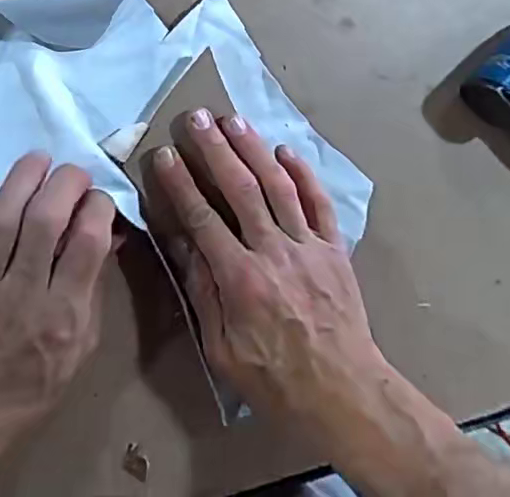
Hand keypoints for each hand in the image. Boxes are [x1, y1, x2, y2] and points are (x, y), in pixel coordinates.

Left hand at [0, 153, 116, 471]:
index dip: (100, 205)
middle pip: (45, 218)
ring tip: (39, 160)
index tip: (100, 199)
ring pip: (2, 215)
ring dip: (24, 177)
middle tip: (74, 173)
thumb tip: (110, 231)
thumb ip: (95, 284)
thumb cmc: (35, 380)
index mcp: (63, 313)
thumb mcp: (84, 342)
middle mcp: (22, 292)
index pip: (88, 240)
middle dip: (66, 182)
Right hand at [149, 111, 509, 496]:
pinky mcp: (334, 246)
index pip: (202, 219)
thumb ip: (203, 292)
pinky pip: (318, 201)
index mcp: (241, 279)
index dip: (181, 184)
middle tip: (198, 118)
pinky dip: (303, 172)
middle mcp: (274, 251)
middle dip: (216, 149)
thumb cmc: (275, 379)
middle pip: (241, 189)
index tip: (165, 155)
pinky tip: (285, 149)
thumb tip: (182, 244)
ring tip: (234, 120)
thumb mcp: (223, 350)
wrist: (344, 391)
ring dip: (254, 149)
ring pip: (278, 185)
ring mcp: (308, 245)